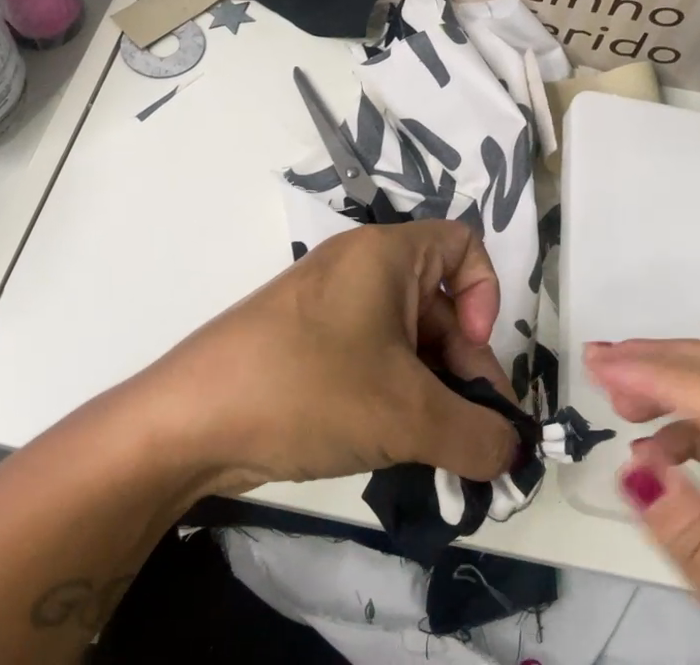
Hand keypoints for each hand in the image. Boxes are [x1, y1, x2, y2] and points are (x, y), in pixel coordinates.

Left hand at [136, 221, 519, 495]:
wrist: (190, 420)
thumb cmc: (308, 390)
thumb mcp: (407, 415)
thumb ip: (476, 435)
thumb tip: (510, 453)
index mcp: (384, 256)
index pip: (464, 245)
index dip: (485, 295)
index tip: (471, 353)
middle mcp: (358, 272)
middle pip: (440, 306)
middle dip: (465, 369)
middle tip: (472, 435)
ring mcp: (328, 311)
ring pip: (407, 342)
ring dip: (433, 395)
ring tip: (438, 454)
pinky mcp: (306, 348)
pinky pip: (372, 362)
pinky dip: (395, 400)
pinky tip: (399, 450)